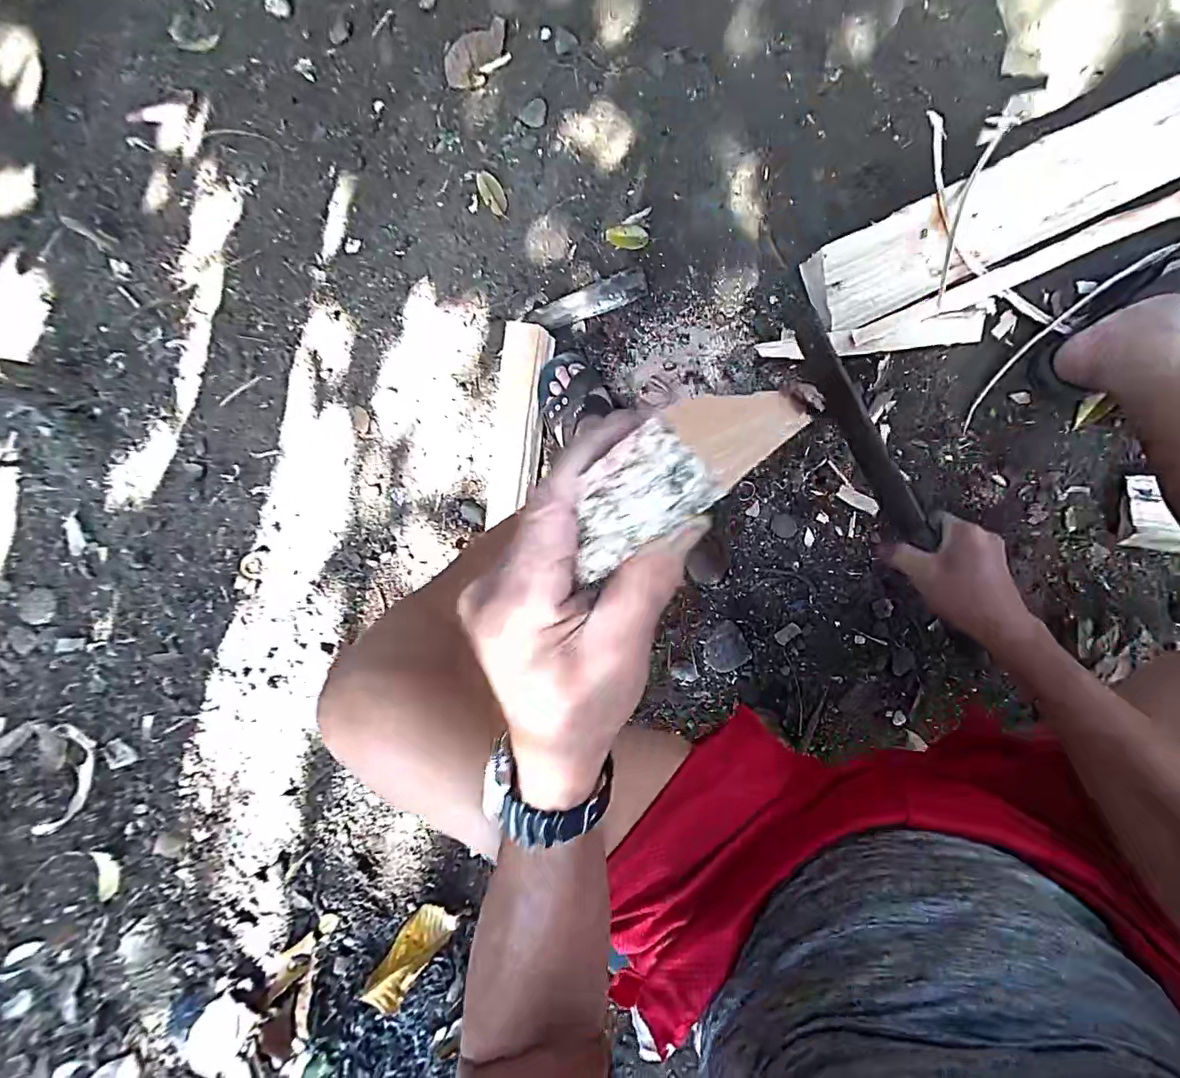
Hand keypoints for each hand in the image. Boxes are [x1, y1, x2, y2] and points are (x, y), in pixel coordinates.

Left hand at [457, 411, 705, 809]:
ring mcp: (500, 585)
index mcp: (516, 597)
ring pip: (553, 518)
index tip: (634, 423)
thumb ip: (647, 581)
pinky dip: (593, 515)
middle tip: (651, 431)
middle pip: (552, 504)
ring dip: (599, 486)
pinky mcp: (515, 590)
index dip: (592, 457)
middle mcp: (496, 582)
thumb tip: (684, 520)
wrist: (549, 756)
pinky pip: (556, 539)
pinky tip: (624, 504)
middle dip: (601, 462)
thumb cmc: (586, 710)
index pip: (552, 506)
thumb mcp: (622, 649)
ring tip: (645, 458)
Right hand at [883, 515, 1037, 651]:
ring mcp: (994, 553)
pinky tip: (959, 596)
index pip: (932, 518)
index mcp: (965, 529)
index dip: (918, 537)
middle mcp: (984, 536)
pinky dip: (962, 579)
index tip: (914, 554)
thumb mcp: (921, 575)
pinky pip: (972, 568)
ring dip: (947, 570)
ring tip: (945, 589)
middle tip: (929, 577)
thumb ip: (900, 556)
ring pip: (958, 555)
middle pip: (944, 538)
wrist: (1000, 626)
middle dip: (933, 557)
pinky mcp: (999, 570)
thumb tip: (884, 548)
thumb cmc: (969, 601)